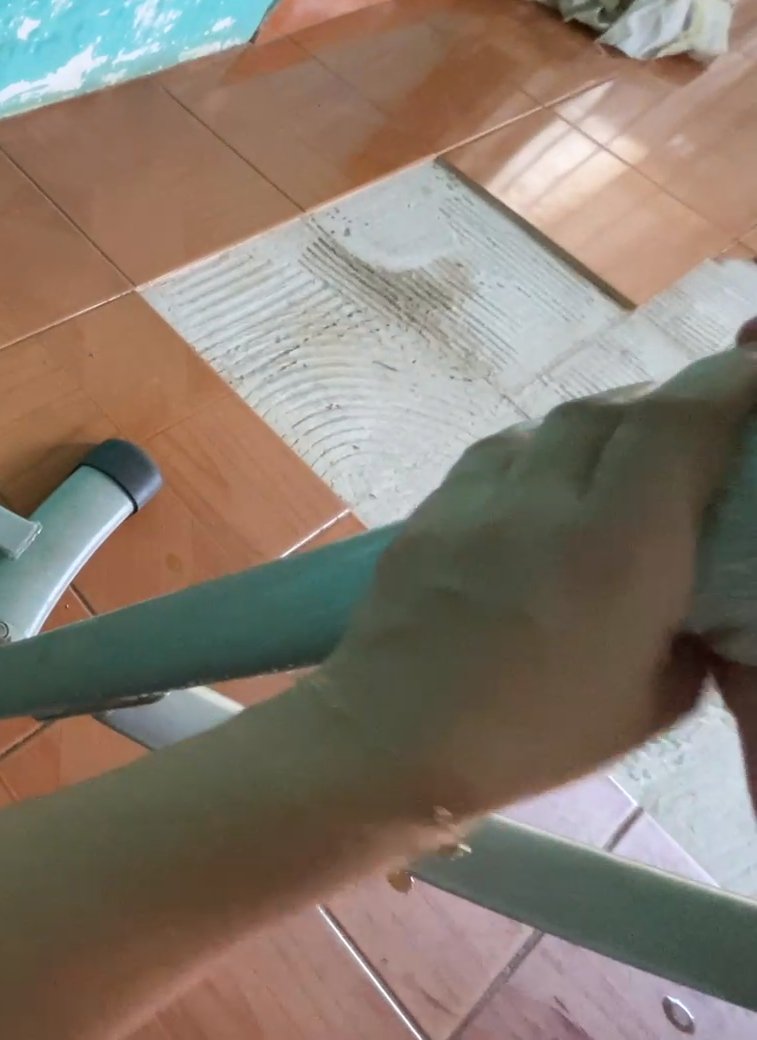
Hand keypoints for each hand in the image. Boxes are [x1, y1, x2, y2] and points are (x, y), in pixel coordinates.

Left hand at [308, 338, 756, 818]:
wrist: (389, 731)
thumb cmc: (534, 731)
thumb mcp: (659, 686)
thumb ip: (687, 606)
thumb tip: (687, 564)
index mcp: (614, 545)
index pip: (673, 424)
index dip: (726, 381)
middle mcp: (531, 508)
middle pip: (598, 412)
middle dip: (658, 402)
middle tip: (694, 421)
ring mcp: (459, 511)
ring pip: (530, 432)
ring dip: (584, 429)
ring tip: (615, 457)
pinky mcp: (414, 525)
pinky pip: (478, 465)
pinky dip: (524, 458)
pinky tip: (538, 490)